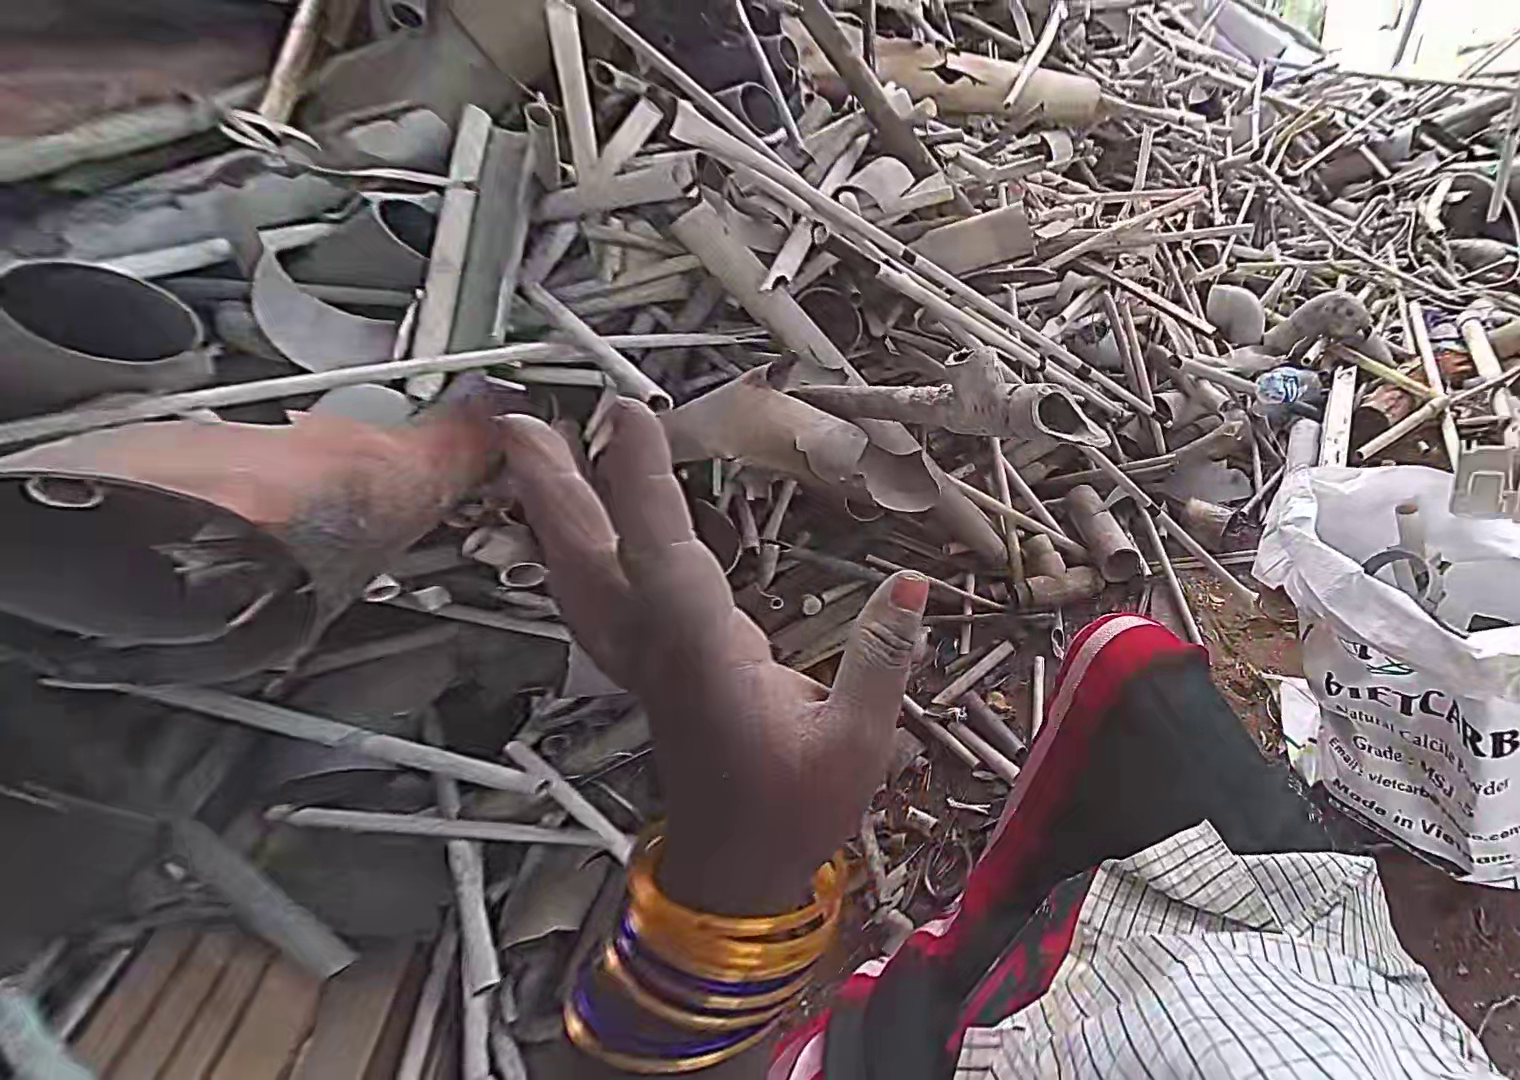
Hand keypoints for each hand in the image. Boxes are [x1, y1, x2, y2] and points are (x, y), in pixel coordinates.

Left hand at [500, 402, 928, 914]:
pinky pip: (609, 599)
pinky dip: (591, 553)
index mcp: (707, 663)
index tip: (626, 415)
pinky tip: (595, 532)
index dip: (644, 482)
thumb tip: (910, 584)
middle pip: (591, 565)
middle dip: (555, 490)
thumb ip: (882, 656)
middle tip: (520, 425)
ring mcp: (651, 663)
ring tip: (540, 463)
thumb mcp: (857, 740)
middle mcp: (663, 654)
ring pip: (587, 583)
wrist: (738, 871)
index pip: (666, 556)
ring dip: (558, 519)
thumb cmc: (794, 812)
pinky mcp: (660, 669)